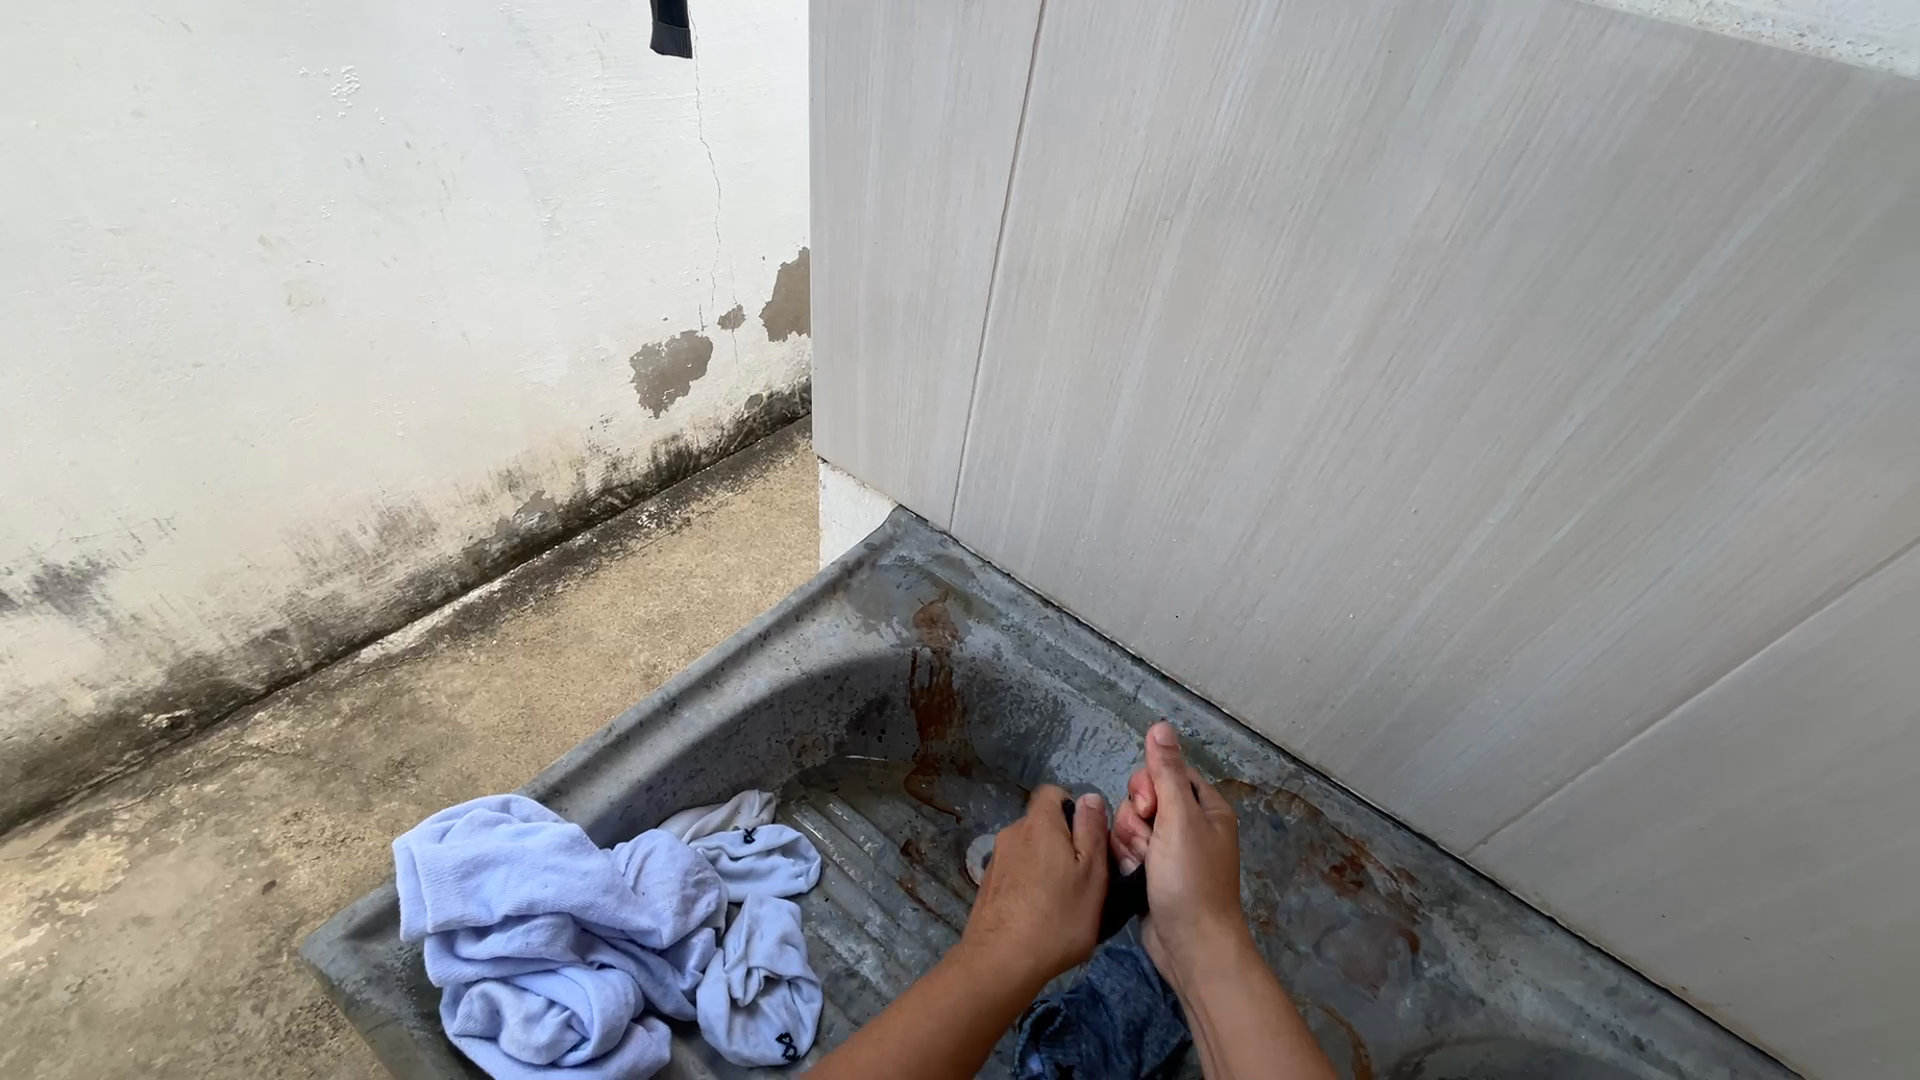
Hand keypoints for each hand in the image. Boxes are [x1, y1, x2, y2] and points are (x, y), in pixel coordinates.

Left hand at [958, 785, 1109, 991]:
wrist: (1000, 961)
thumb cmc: (1057, 916)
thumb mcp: (1092, 874)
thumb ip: (1092, 831)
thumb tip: (1090, 797)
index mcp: (1038, 823)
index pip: (1053, 793)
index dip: (1073, 810)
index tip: (1088, 841)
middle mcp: (1012, 832)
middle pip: (1042, 823)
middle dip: (1063, 842)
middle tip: (1082, 878)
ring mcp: (996, 859)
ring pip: (1029, 849)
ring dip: (1046, 865)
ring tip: (1062, 902)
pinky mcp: (987, 884)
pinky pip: (1016, 871)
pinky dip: (1029, 884)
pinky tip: (1038, 915)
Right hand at [1108, 722, 1249, 992]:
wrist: (1190, 946)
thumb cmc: (1191, 880)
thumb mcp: (1179, 819)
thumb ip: (1166, 772)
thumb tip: (1161, 725)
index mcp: (1206, 807)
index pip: (1165, 772)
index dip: (1150, 786)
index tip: (1151, 809)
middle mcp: (1189, 824)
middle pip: (1143, 796)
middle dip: (1136, 818)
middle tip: (1148, 841)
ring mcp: (1170, 849)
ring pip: (1130, 822)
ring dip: (1130, 841)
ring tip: (1142, 865)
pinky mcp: (1152, 870)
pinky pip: (1127, 847)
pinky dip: (1127, 859)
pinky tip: (1134, 875)